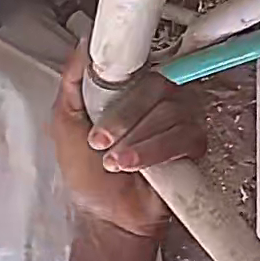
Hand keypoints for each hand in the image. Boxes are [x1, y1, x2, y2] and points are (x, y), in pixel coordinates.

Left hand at [51, 46, 205, 244]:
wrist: (109, 217)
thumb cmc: (87, 173)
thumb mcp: (65, 122)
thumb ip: (73, 82)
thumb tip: (83, 43)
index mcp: (130, 88)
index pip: (139, 63)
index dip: (124, 77)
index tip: (105, 96)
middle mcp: (158, 98)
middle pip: (156, 85)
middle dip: (124, 117)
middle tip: (101, 141)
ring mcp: (179, 119)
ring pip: (169, 111)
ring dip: (137, 139)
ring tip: (116, 161)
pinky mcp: (194, 143)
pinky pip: (184, 135)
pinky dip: (156, 151)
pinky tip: (137, 165)